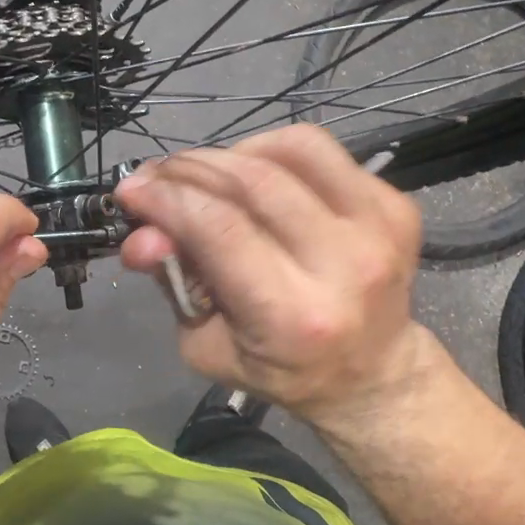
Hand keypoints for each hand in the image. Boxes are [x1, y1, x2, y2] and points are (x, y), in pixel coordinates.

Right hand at [114, 123, 434, 425]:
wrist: (371, 374)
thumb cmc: (280, 369)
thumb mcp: (205, 345)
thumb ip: (172, 284)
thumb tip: (142, 234)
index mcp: (292, 315)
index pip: (220, 229)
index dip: (167, 200)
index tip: (130, 191)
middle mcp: (343, 265)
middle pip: (251, 183)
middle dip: (187, 170)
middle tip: (153, 177)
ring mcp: (377, 228)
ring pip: (288, 151)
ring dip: (227, 154)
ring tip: (198, 173)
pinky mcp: (393, 205)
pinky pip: (319, 151)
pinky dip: (269, 150)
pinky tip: (246, 170)